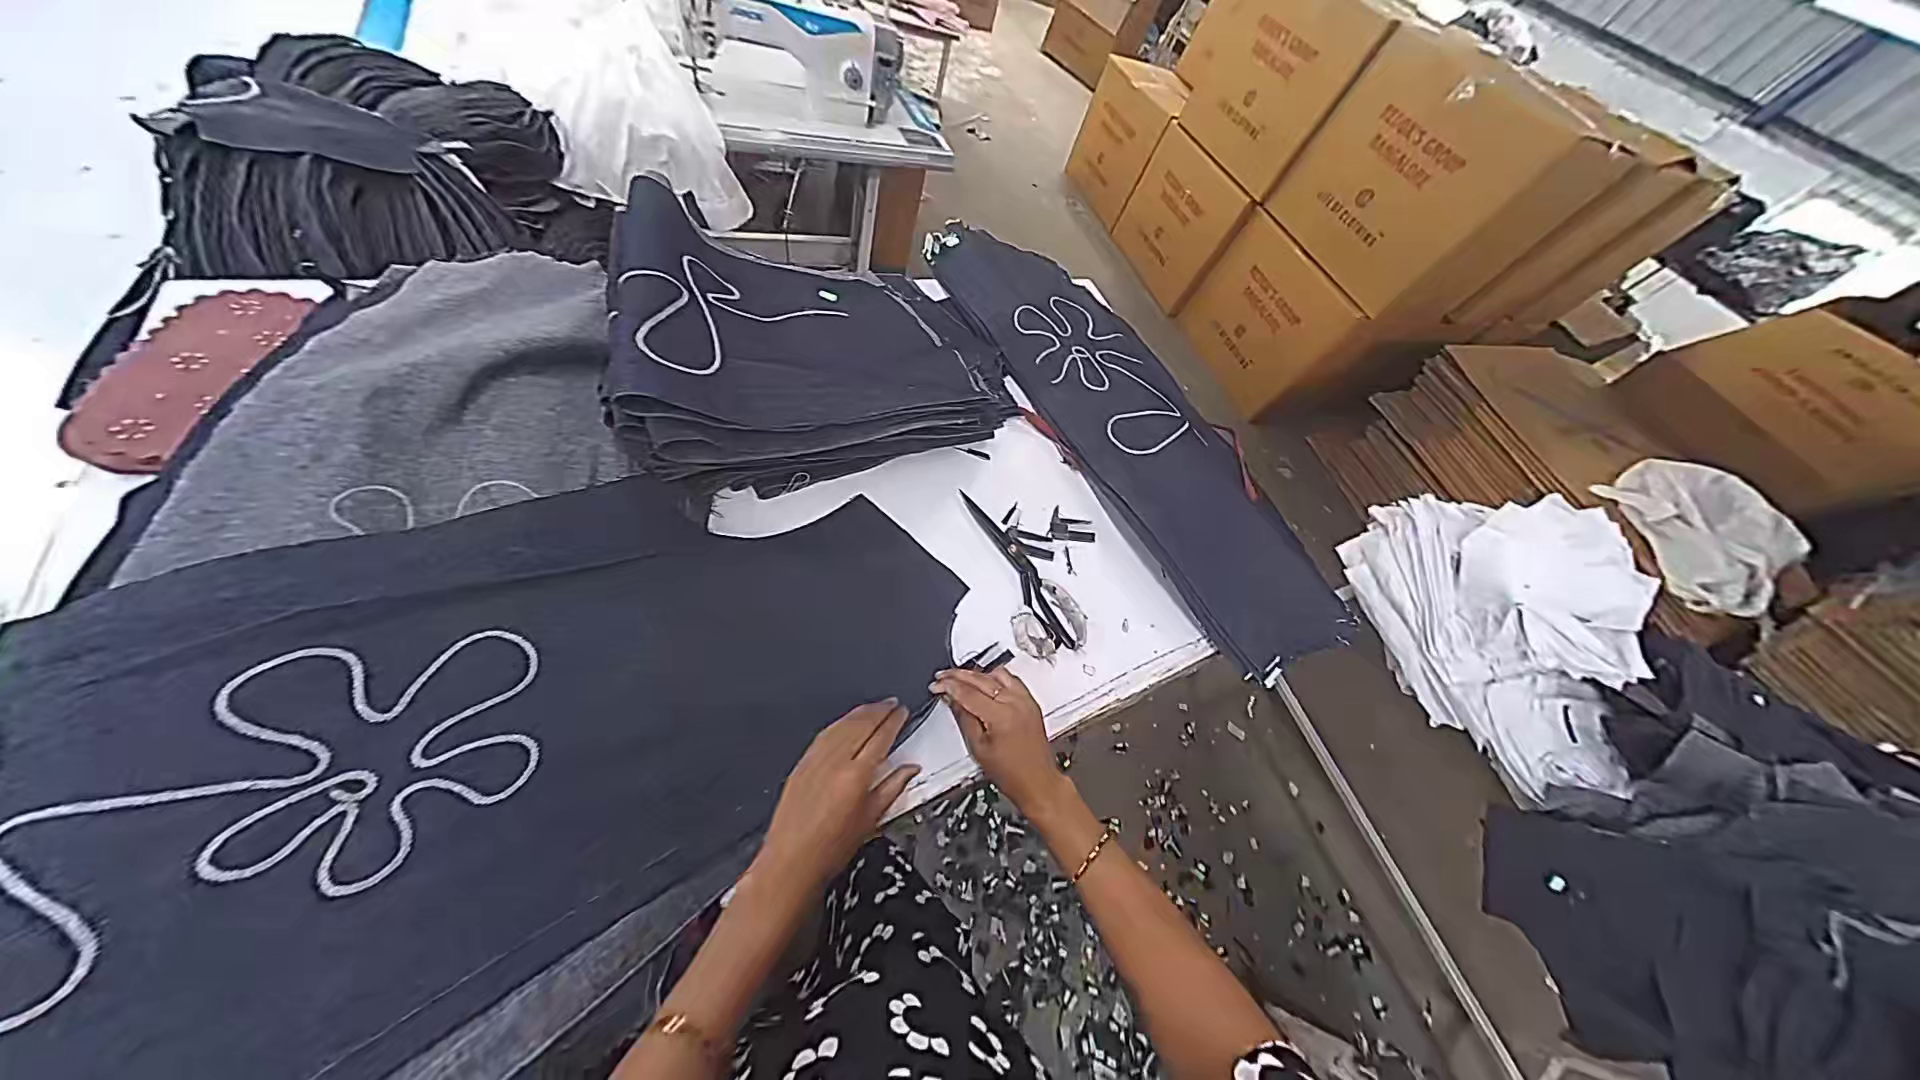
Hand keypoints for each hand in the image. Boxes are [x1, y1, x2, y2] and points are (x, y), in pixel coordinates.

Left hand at [754, 700, 919, 896]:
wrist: (790, 862)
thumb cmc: (829, 849)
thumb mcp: (871, 820)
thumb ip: (893, 788)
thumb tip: (909, 770)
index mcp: (856, 775)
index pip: (881, 736)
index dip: (894, 721)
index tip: (902, 713)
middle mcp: (835, 762)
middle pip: (862, 723)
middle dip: (880, 710)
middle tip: (892, 704)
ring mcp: (816, 760)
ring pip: (842, 724)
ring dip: (861, 712)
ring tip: (874, 707)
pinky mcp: (802, 763)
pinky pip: (825, 734)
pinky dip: (840, 723)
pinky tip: (846, 722)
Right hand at [930, 667, 1064, 813]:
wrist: (1038, 782)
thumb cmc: (1013, 774)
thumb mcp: (978, 748)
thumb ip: (964, 718)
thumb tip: (952, 699)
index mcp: (1001, 716)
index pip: (968, 692)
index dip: (949, 686)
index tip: (937, 685)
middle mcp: (1016, 703)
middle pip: (981, 679)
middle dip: (958, 675)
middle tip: (943, 676)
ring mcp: (1026, 701)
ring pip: (997, 674)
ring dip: (977, 674)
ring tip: (960, 677)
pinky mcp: (1031, 702)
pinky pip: (1012, 679)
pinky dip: (995, 676)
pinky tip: (985, 679)